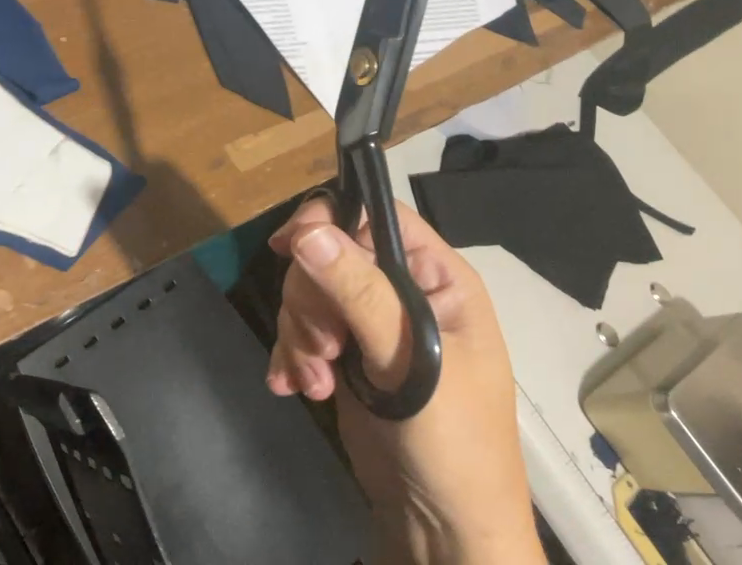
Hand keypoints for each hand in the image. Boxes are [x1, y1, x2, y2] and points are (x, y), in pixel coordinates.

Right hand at [267, 196, 543, 564]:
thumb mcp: (411, 365)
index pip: (374, 216)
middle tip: (325, 348)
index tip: (288, 247)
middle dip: (311, 302)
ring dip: (299, 337)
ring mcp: (370, 324)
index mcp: (438, 279)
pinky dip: (290, 355)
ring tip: (317, 383)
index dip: (327, 220)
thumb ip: (361, 294)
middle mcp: (402, 291)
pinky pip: (297, 329)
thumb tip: (308, 231)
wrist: (441, 526)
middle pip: (326, 254)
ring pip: (306, 293)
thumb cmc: (452, 443)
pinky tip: (296, 386)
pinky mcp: (344, 354)